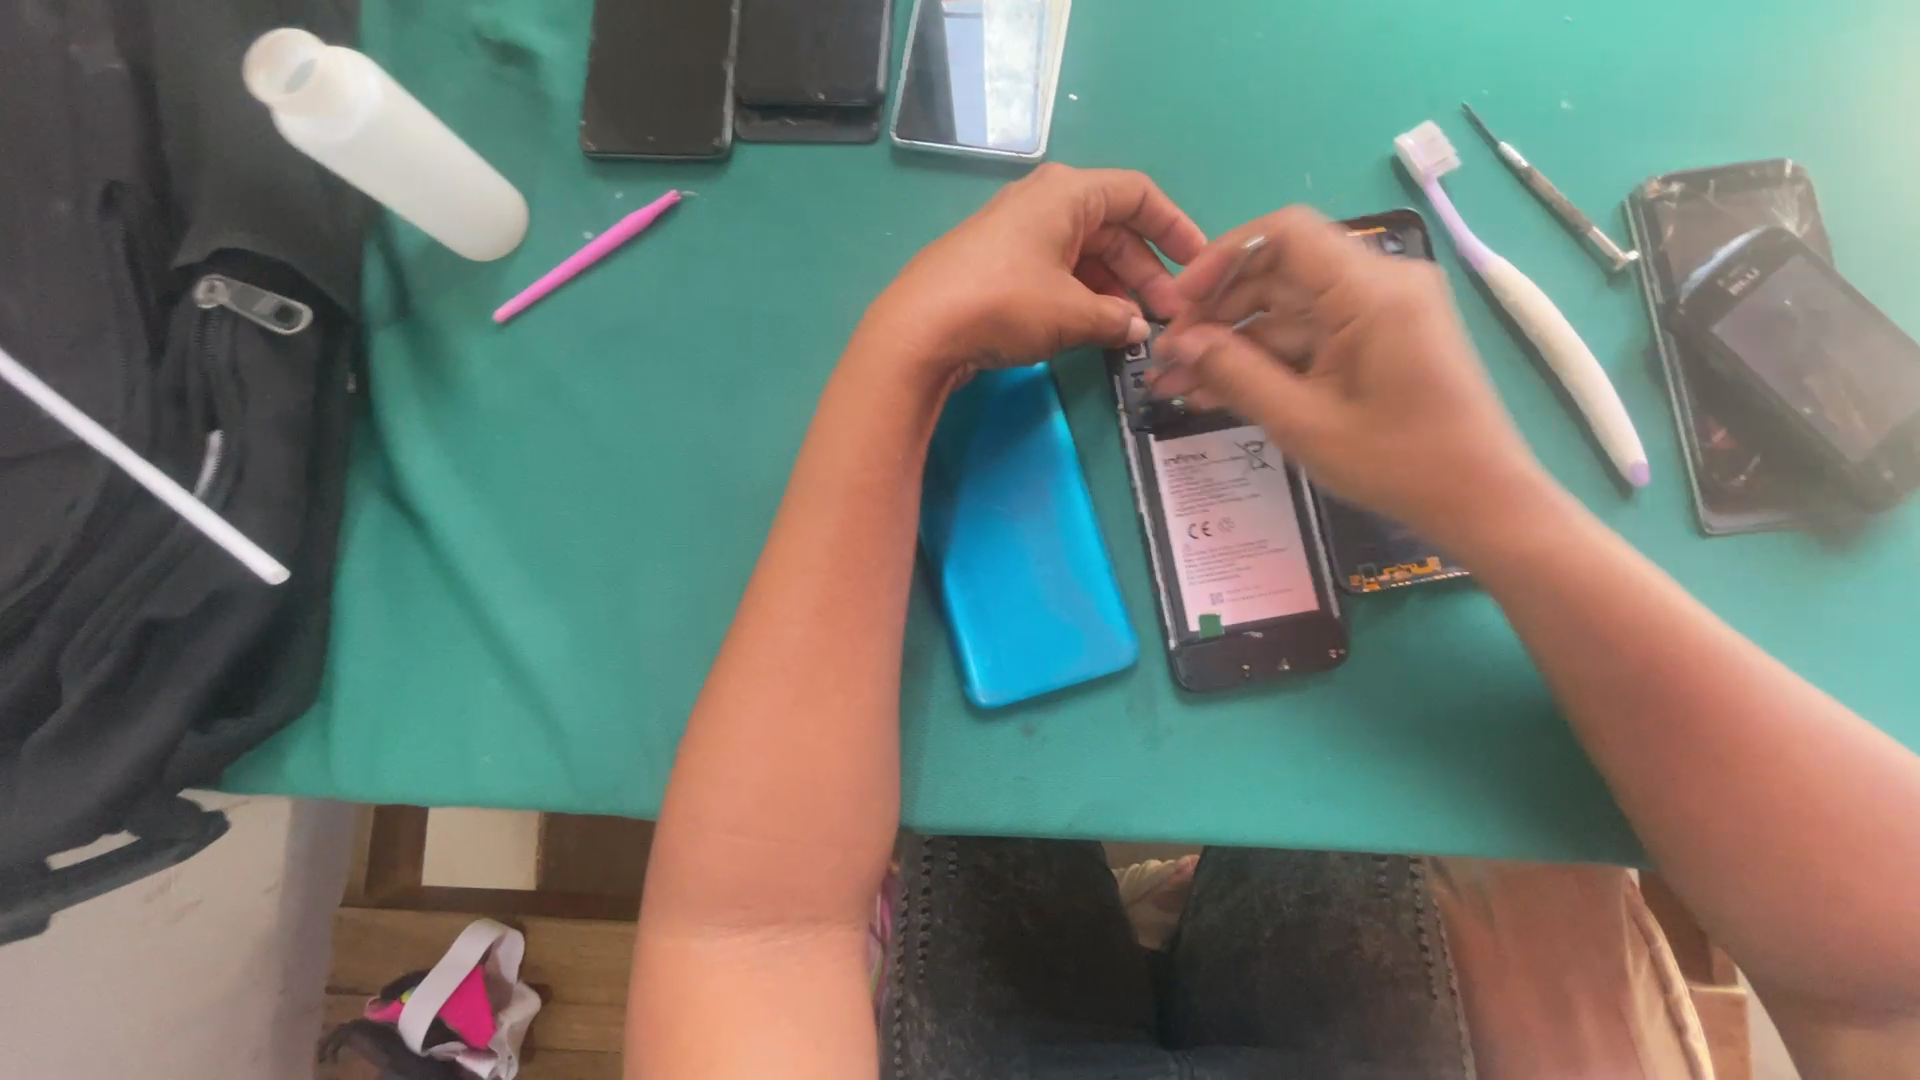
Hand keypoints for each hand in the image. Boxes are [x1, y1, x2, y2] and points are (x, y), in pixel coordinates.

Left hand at [860, 164, 1206, 377]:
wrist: (919, 330)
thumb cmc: (1003, 304)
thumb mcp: (1070, 313)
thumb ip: (1115, 318)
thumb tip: (1139, 327)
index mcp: (1067, 193)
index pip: (1137, 194)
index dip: (1174, 227)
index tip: (1198, 263)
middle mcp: (1044, 204)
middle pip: (1112, 230)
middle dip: (1144, 273)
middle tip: (1168, 316)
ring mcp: (1018, 236)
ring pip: (1084, 256)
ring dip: (1113, 291)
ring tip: (1135, 330)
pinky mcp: (999, 268)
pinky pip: (1056, 274)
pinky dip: (1081, 298)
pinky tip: (1095, 329)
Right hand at [1154, 206, 1559, 551]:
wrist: (1479, 500)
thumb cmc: (1398, 463)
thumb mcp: (1303, 422)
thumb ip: (1236, 374)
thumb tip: (1180, 343)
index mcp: (1370, 291)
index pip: (1282, 234)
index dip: (1219, 259)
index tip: (1178, 304)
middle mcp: (1377, 286)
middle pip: (1276, 274)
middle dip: (1215, 314)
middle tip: (1166, 359)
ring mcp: (1377, 315)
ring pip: (1284, 312)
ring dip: (1230, 346)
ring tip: (1175, 386)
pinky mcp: (1374, 342)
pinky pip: (1306, 338)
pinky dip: (1262, 363)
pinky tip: (1214, 392)